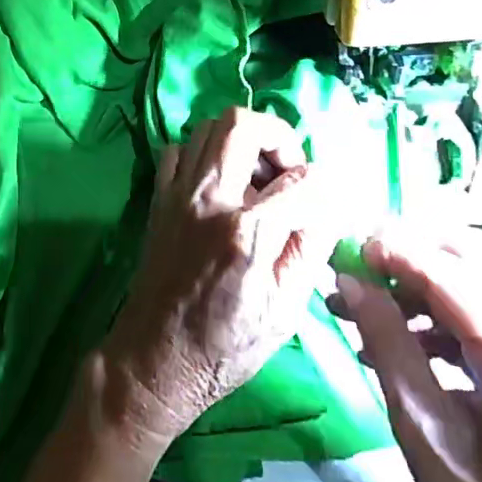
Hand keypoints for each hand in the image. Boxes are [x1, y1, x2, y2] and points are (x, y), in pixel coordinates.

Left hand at [101, 108, 327, 443]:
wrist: (155, 356)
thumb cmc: (226, 346)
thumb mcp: (286, 310)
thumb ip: (308, 247)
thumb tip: (326, 201)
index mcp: (246, 231)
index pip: (300, 179)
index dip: (324, 185)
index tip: (327, 199)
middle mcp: (207, 199)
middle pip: (241, 124)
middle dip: (278, 136)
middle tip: (289, 170)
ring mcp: (176, 193)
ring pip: (208, 127)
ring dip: (241, 140)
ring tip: (257, 177)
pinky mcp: (157, 198)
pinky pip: (179, 150)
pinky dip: (203, 153)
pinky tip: (219, 184)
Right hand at [333, 227, 481, 481]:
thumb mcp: (419, 425)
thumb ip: (386, 344)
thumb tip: (349, 279)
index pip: (460, 284)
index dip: (401, 254)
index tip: (350, 247)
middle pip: (479, 261)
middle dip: (411, 250)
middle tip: (358, 260)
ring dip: (420, 272)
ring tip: (367, 296)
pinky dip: (439, 296)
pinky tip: (401, 323)